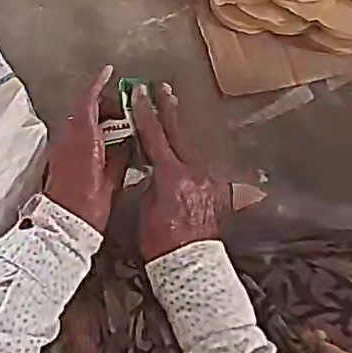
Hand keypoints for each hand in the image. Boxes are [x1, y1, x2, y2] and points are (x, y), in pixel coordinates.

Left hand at [44, 65, 128, 231]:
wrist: (64, 225)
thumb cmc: (89, 204)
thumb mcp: (113, 177)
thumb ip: (121, 153)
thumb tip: (128, 138)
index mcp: (84, 137)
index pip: (88, 99)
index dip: (98, 83)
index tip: (109, 72)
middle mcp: (69, 137)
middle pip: (85, 108)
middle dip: (104, 104)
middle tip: (124, 111)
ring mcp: (61, 146)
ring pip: (80, 121)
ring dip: (97, 118)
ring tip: (119, 128)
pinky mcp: (59, 157)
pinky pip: (75, 134)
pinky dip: (90, 130)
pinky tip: (105, 142)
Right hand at [131, 82, 229, 261]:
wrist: (191, 264)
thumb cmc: (161, 242)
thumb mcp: (146, 206)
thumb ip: (151, 179)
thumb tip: (153, 166)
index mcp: (172, 175)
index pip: (155, 136)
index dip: (144, 113)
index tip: (138, 93)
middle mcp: (193, 172)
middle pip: (178, 133)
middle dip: (167, 109)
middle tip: (161, 88)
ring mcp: (206, 178)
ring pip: (190, 145)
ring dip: (178, 126)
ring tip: (171, 106)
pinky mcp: (213, 188)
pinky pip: (198, 161)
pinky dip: (187, 148)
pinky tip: (183, 143)